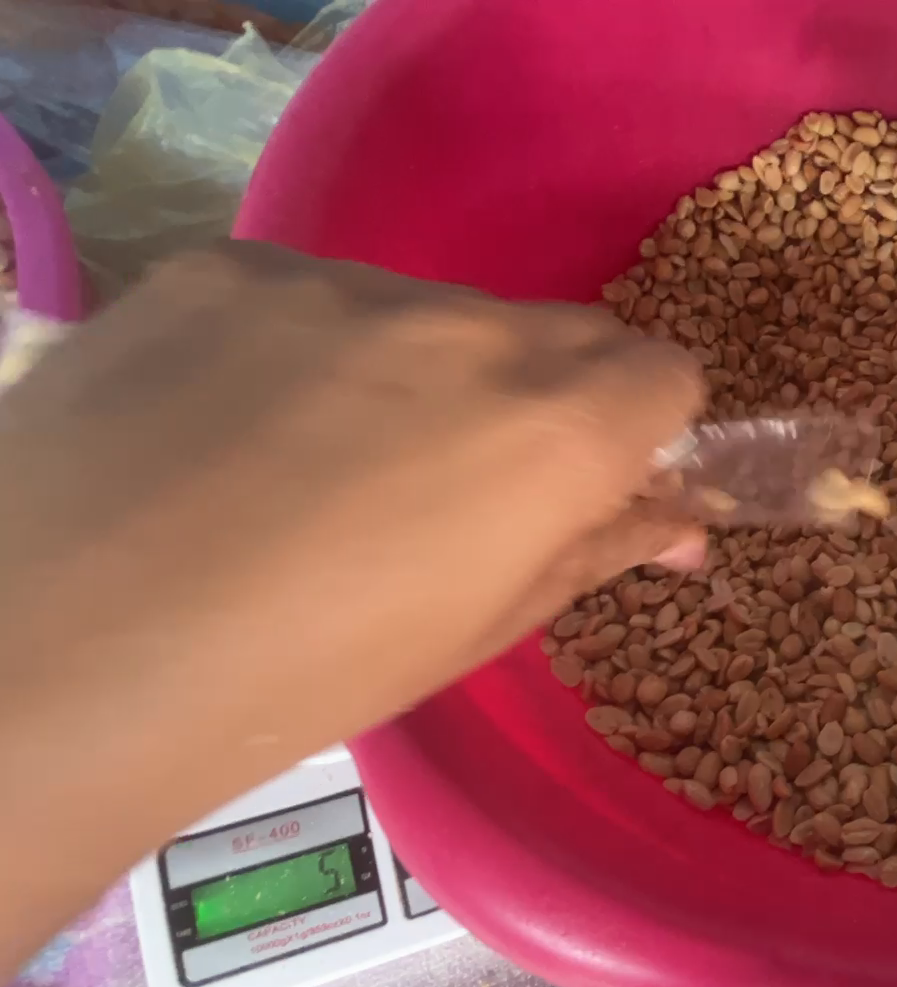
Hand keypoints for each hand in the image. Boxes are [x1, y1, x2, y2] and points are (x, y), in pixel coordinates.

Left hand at [0, 242, 704, 759]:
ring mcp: (352, 290)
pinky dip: (345, 348)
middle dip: (571, 392)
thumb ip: (613, 543)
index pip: (672, 371)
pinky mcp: (236, 270)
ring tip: (363, 452)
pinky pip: (344, 296)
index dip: (656, 422)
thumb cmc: (333, 664)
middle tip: (499, 469)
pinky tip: (269, 421)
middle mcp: (480, 334)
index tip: (614, 468)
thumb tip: (690, 524)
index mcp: (563, 432)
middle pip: (581, 333)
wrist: (53, 658)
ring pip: (465, 314)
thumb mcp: (504, 617)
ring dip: (458, 370)